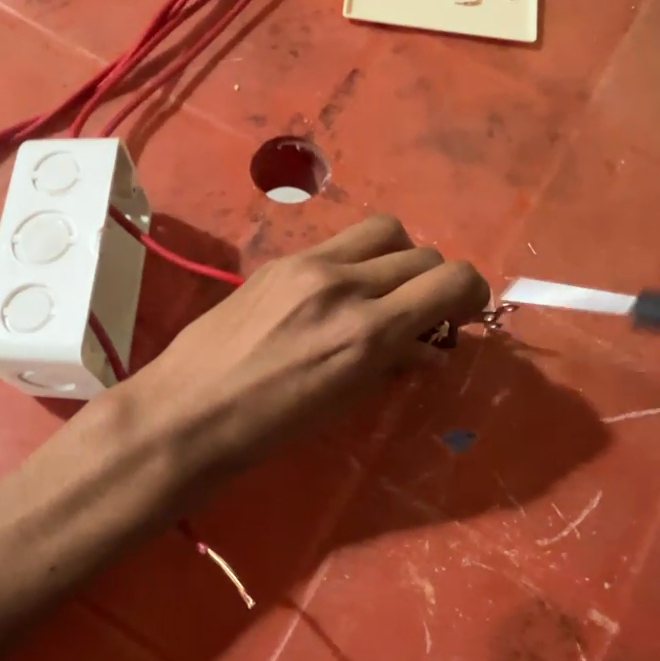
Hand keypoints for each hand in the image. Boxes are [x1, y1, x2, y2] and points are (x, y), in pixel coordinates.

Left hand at [124, 214, 488, 469]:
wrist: (188, 411)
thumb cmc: (269, 428)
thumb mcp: (344, 402)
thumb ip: (391, 363)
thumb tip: (428, 347)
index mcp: (368, 331)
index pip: (452, 280)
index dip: (471, 295)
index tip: (463, 316)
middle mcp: (345, 285)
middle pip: (423, 254)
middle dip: (436, 282)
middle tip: (422, 313)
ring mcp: (309, 265)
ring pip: (385, 231)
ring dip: (400, 257)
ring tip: (383, 291)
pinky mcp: (280, 261)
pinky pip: (340, 244)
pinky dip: (358, 260)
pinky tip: (338, 293)